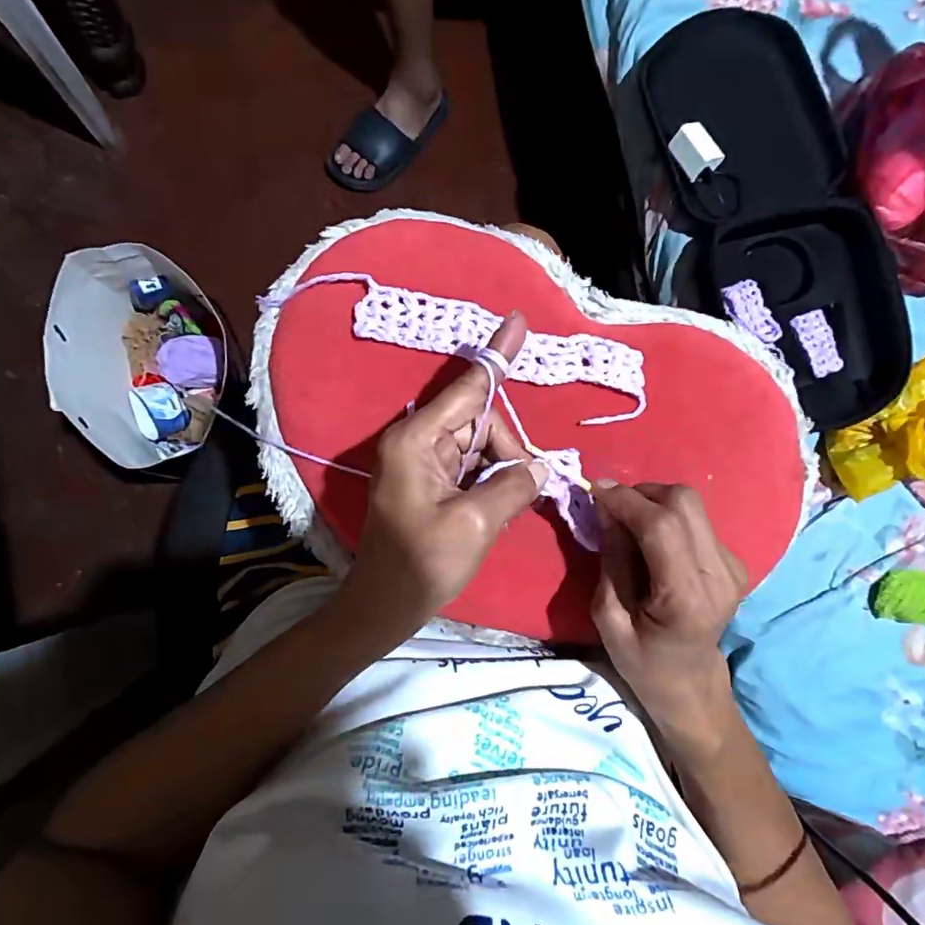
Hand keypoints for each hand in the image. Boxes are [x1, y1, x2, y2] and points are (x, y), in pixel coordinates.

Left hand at [339, 313, 549, 635]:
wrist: (386, 603)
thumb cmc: (423, 564)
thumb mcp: (475, 524)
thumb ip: (512, 485)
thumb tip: (538, 468)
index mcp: (416, 441)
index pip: (468, 389)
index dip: (498, 356)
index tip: (519, 321)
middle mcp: (416, 441)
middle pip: (480, 420)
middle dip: (507, 449)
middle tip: (524, 489)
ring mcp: (422, 461)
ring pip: (480, 444)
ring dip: (501, 469)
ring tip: (503, 509)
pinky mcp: (429, 480)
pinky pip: (471, 464)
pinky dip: (491, 479)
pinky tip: (497, 505)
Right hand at [591, 482, 748, 758]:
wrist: (690, 684)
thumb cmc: (641, 661)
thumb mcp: (608, 617)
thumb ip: (612, 559)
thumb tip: (608, 509)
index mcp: (686, 597)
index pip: (661, 526)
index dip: (626, 500)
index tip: (595, 489)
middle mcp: (719, 575)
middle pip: (684, 502)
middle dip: (642, 493)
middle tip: (612, 507)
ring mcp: (733, 566)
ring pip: (693, 505)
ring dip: (654, 502)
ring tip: (629, 521)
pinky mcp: (734, 561)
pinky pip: (697, 520)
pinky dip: (668, 517)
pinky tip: (652, 540)